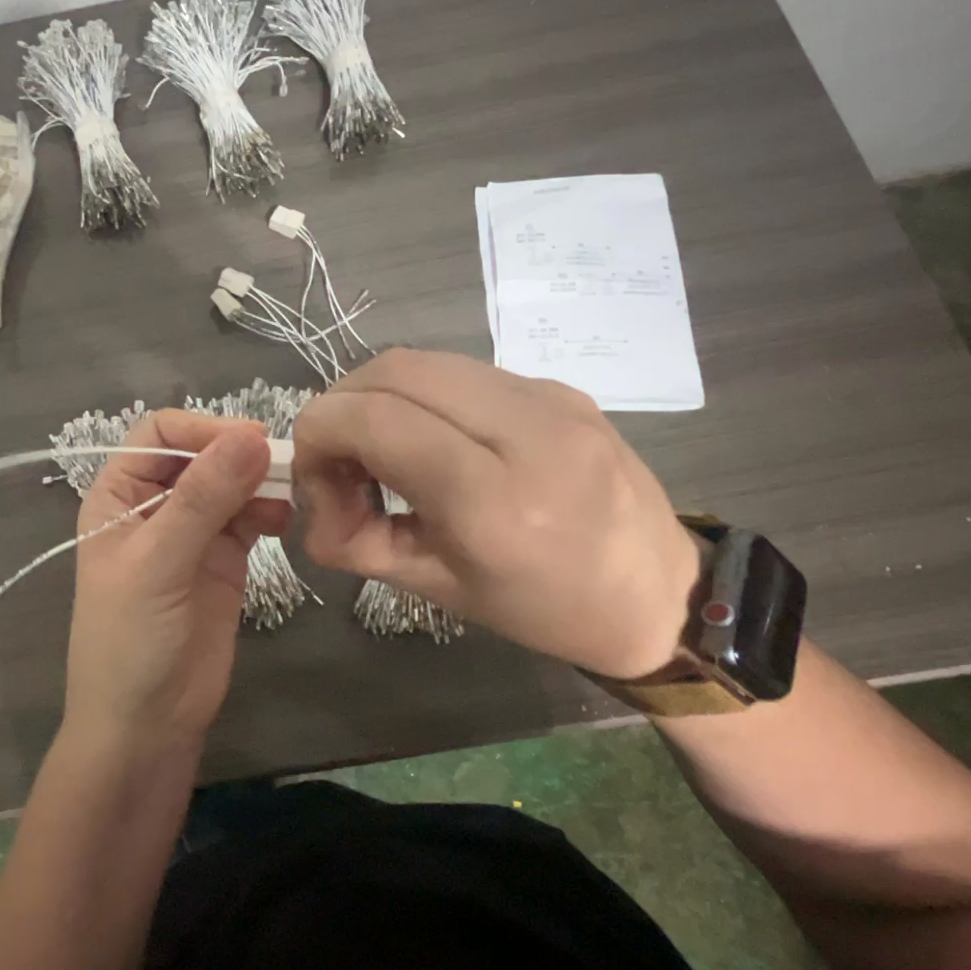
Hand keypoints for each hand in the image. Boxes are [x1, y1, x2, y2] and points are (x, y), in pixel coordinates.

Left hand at [64, 411, 290, 748]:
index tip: (252, 440)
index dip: (202, 429)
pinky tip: (284, 518)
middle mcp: (152, 506)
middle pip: (199, 454)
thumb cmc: (130, 642)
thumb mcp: (158, 565)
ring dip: (259, 480)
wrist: (145, 725)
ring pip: (229, 484)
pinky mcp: (222, 561)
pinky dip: (268, 510)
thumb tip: (251, 436)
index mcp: (116, 497)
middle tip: (285, 464)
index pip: (158, 434)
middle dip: (237, 453)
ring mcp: (190, 534)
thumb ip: (202, 500)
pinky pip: (248, 518)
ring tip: (290, 494)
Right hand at [293, 349, 700, 678]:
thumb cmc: (542, 608)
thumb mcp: (434, 589)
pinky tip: (425, 440)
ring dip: (375, 397)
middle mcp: (525, 431)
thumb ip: (354, 542)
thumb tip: (309, 502)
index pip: (374, 420)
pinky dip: (416, 397)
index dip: (318, 435)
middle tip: (335, 460)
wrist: (661, 594)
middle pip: (391, 371)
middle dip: (338, 407)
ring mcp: (548, 398)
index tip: (312, 476)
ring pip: (422, 361)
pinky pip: (459, 372)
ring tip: (375, 450)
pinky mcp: (558, 387)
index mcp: (493, 501)